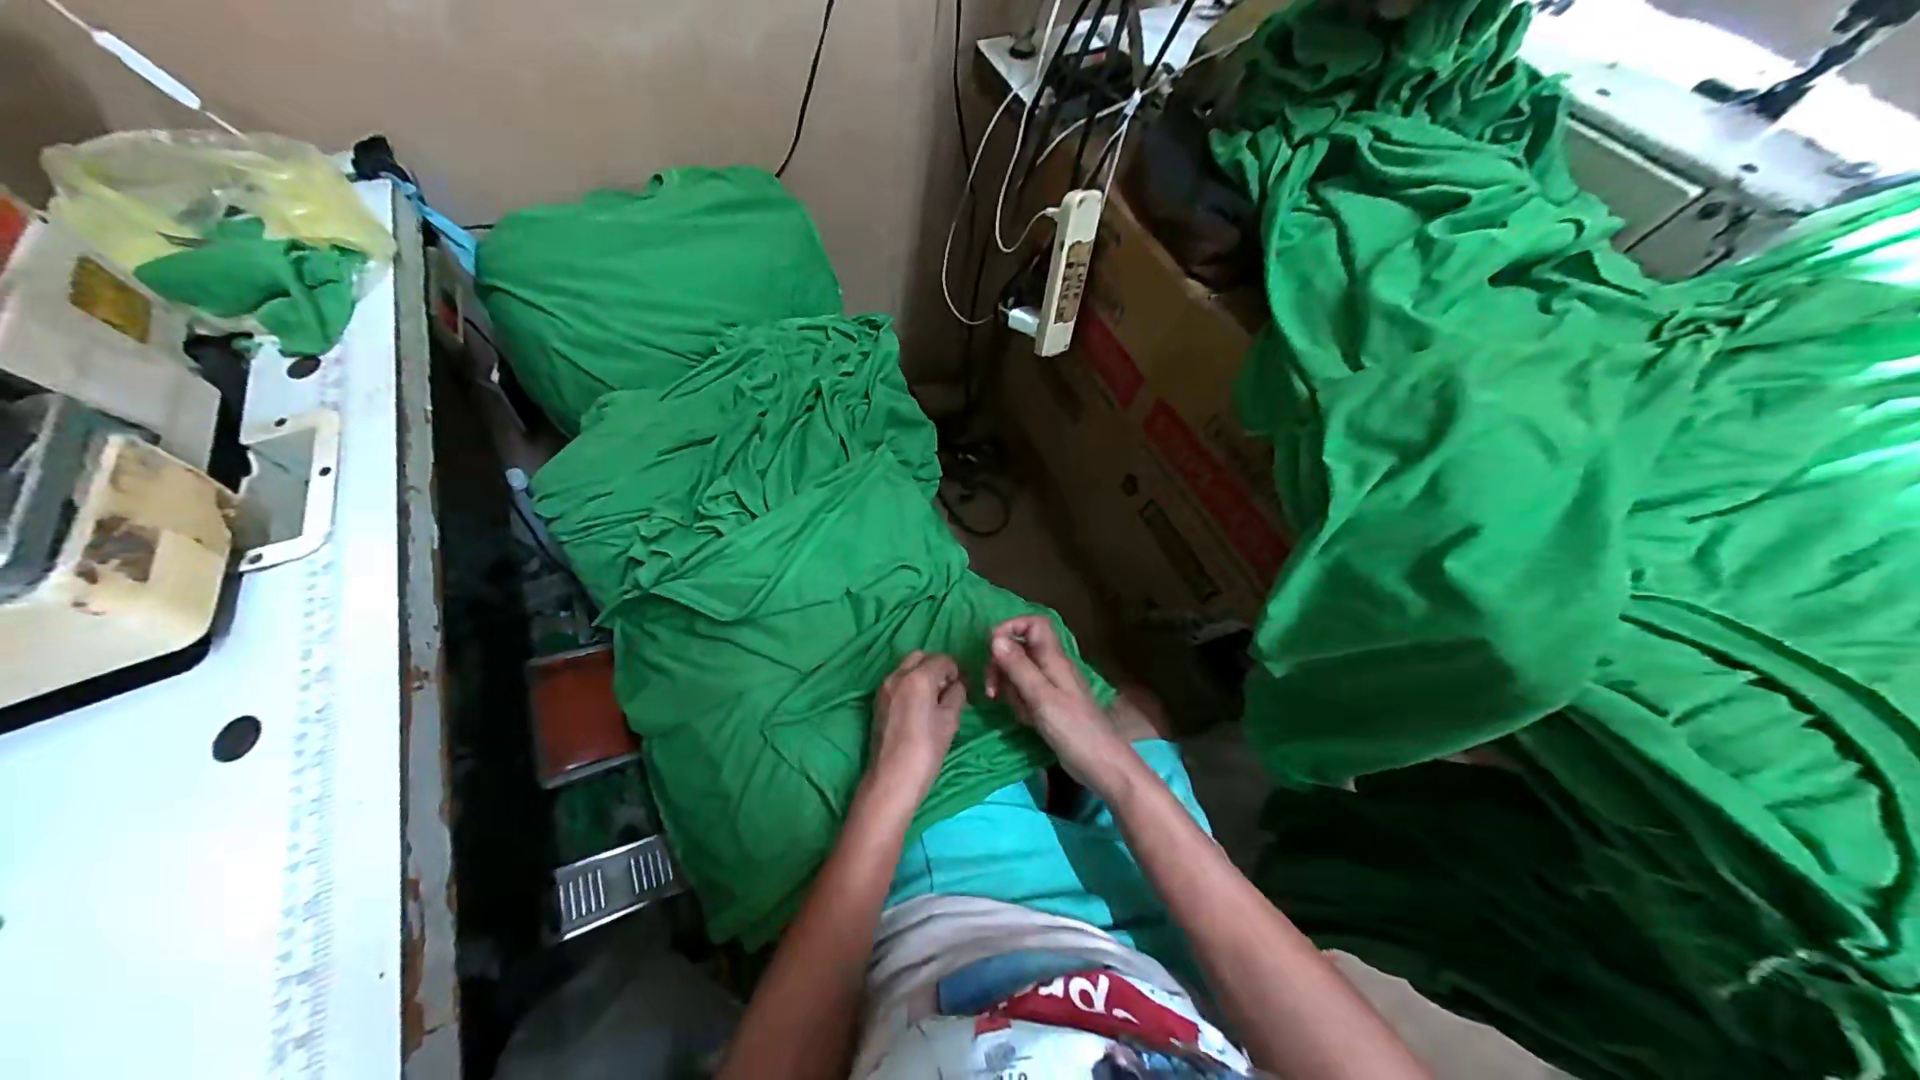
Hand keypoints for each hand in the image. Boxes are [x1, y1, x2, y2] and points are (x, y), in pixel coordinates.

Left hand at [867, 650, 965, 805]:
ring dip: (921, 675)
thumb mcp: (950, 721)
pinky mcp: (877, 702)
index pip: (942, 659)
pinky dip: (909, 685)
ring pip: (906, 668)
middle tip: (947, 690)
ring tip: (933, 700)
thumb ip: (956, 695)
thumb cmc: (926, 750)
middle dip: (935, 667)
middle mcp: (897, 676)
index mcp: (918, 677)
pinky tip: (918, 708)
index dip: (955, 671)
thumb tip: (957, 685)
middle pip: (920, 657)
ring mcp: (884, 688)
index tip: (962, 687)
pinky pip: (897, 682)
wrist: (892, 779)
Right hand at [985, 616, 1137, 794]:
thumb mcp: (1041, 697)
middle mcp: (1052, 667)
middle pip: (1020, 649)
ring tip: (1018, 711)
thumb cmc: (1073, 729)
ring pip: (1020, 673)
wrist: (1100, 765)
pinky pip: (1026, 694)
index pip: (1033, 624)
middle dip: (1002, 665)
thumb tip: (995, 638)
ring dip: (1010, 689)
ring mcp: (1052, 686)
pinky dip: (1020, 704)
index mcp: (1054, 658)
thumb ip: (1018, 667)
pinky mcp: (1049, 705)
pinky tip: (1027, 721)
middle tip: (992, 690)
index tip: (992, 649)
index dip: (1011, 628)